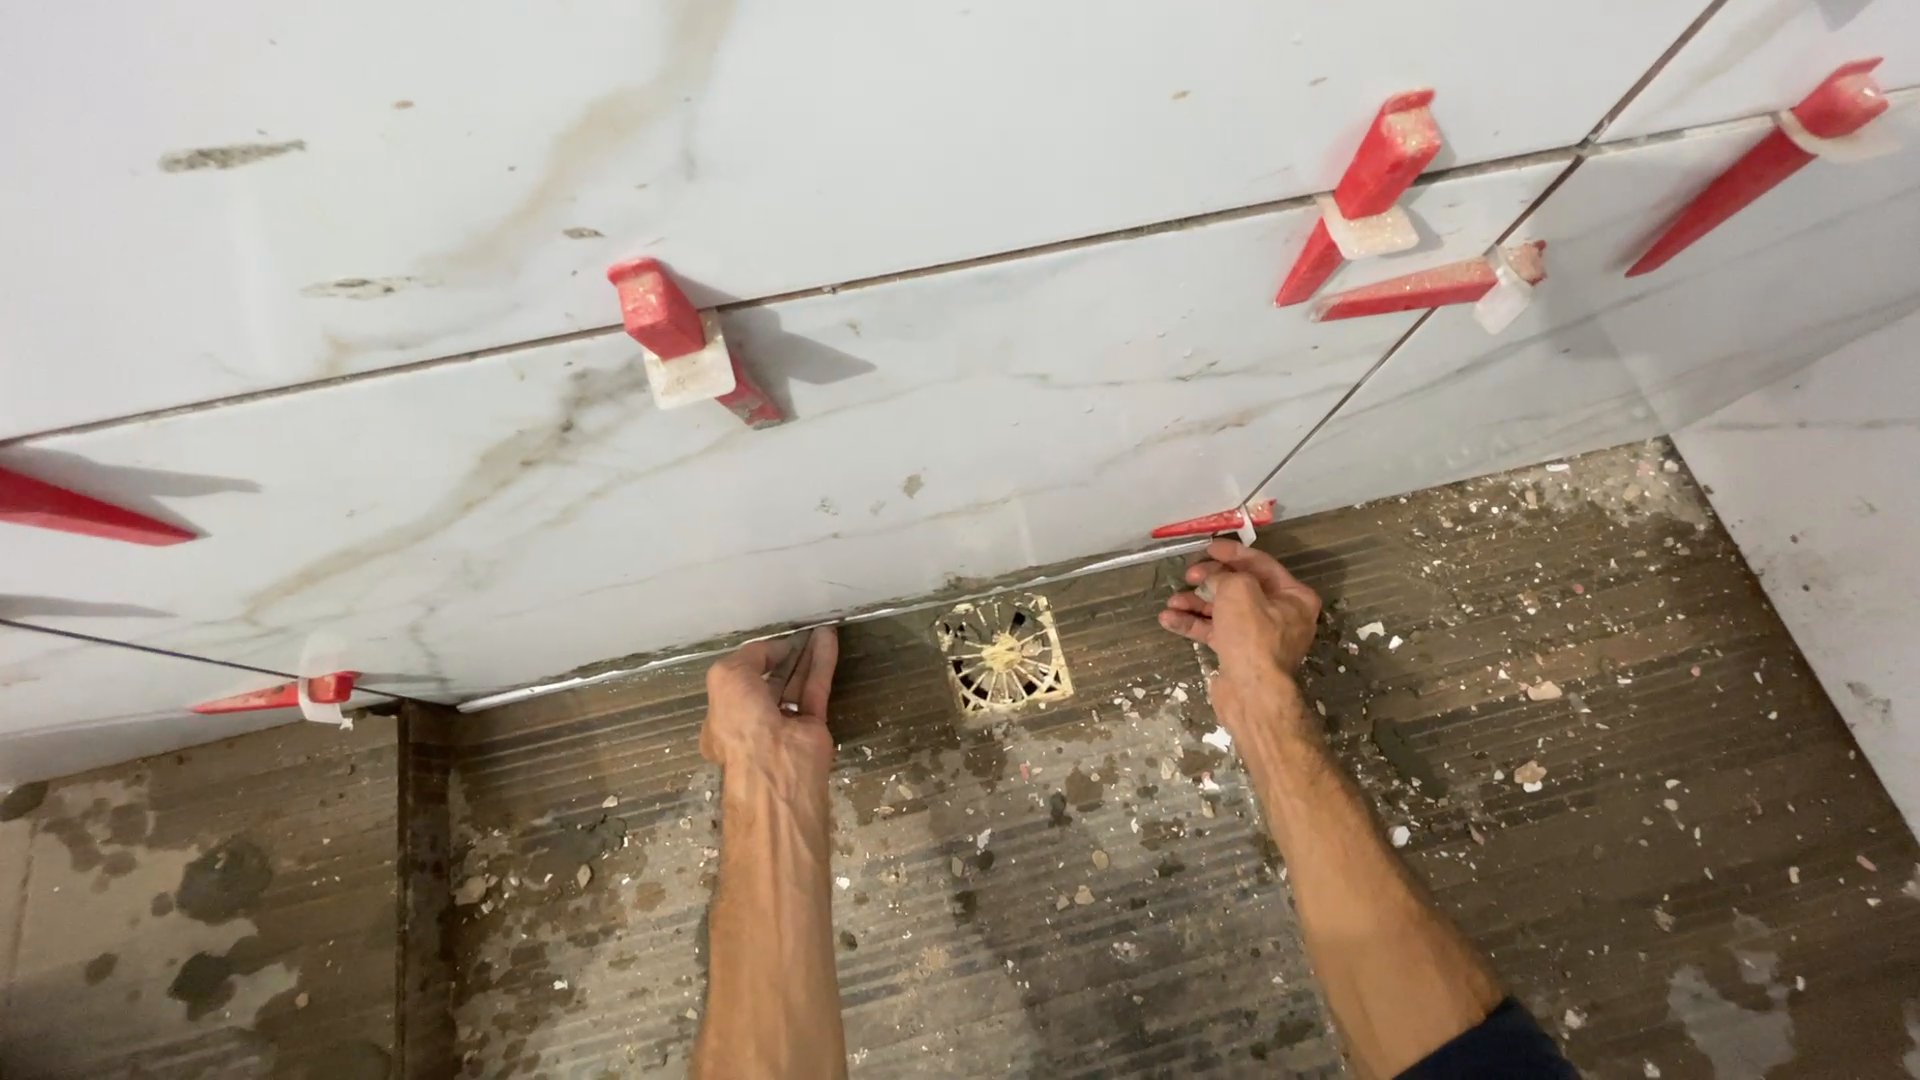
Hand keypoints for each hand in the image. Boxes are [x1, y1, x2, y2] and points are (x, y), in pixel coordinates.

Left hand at [701, 627, 839, 778]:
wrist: (775, 769)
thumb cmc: (740, 723)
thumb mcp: (727, 677)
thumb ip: (750, 657)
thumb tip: (777, 649)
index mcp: (723, 717)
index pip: (738, 682)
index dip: (753, 661)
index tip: (771, 644)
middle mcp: (752, 722)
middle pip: (770, 682)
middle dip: (783, 657)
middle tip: (799, 632)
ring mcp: (784, 726)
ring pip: (795, 682)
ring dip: (806, 655)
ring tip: (818, 627)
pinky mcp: (813, 726)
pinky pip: (815, 688)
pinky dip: (822, 663)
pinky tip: (829, 638)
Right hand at [1159, 539, 1321, 740]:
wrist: (1251, 694)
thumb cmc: (1253, 636)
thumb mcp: (1239, 590)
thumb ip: (1225, 576)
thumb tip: (1213, 579)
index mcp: (1293, 597)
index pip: (1260, 564)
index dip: (1232, 553)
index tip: (1208, 547)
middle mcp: (1279, 615)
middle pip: (1238, 587)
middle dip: (1209, 580)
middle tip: (1188, 575)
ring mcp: (1258, 636)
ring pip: (1222, 610)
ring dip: (1194, 603)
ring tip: (1172, 600)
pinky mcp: (1237, 653)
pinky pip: (1213, 631)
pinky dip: (1192, 624)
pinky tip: (1169, 619)